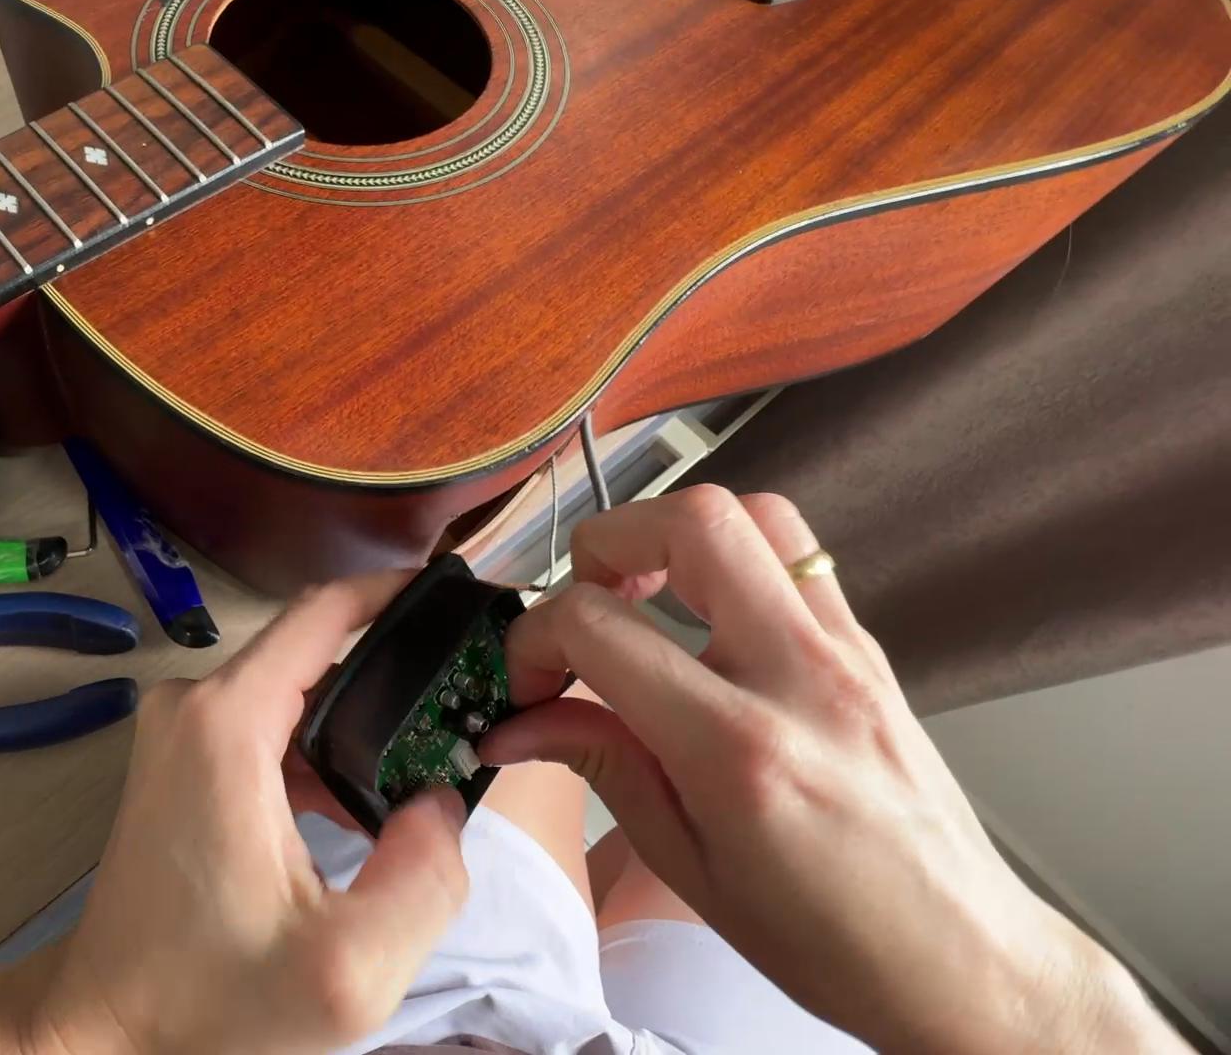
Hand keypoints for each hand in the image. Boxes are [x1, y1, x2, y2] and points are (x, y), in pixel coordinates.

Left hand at [38, 571, 469, 1054]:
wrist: (105, 1027)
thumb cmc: (210, 1000)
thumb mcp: (346, 970)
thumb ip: (425, 879)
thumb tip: (441, 801)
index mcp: (226, 722)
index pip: (320, 613)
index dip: (388, 593)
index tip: (446, 597)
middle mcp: (193, 703)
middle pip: (309, 649)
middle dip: (386, 664)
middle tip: (457, 696)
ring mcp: (179, 726)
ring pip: (290, 688)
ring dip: (354, 714)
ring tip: (421, 754)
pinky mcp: (179, 754)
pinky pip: (264, 721)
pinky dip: (316, 744)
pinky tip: (355, 799)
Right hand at [480, 486, 1176, 1053]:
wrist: (969, 965)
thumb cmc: (820, 935)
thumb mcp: (679, 858)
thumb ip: (593, 759)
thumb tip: (510, 723)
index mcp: (737, 748)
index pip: (600, 627)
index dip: (534, 638)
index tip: (528, 678)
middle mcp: (799, 676)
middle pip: (692, 525)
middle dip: (606, 543)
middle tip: (582, 600)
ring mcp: (846, 651)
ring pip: (753, 514)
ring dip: (671, 535)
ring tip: (638, 594)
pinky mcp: (865, 646)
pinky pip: (790, 553)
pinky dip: (722, 558)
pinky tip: (697, 618)